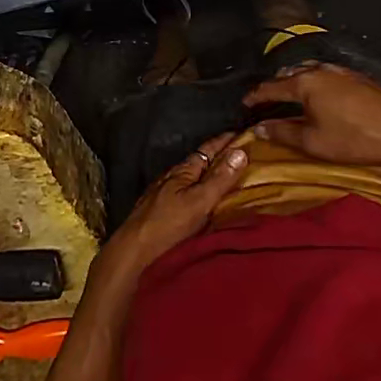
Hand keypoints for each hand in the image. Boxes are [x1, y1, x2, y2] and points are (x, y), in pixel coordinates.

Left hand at [98, 134, 250, 278]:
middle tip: (243, 154)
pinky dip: (202, 189)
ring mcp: (166, 191)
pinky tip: (207, 198)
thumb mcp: (199, 201)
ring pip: (194, 177)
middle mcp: (174, 176)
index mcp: (184, 171)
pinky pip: (188, 191)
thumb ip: (219, 179)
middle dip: (220, 156)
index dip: (225, 141)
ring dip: (211, 174)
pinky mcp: (163, 207)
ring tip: (231, 176)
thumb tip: (239, 151)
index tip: (243, 133)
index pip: (208, 149)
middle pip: (201, 161)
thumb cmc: (169, 223)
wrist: (136, 247)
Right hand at [243, 61, 380, 165]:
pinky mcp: (358, 78)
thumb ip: (283, 133)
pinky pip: (327, 75)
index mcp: (303, 83)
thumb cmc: (355, 138)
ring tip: (292, 95)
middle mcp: (319, 71)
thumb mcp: (314, 142)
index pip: (270, 87)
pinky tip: (323, 95)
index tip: (243, 104)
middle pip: (288, 74)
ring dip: (296, 81)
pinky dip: (316, 82)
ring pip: (309, 71)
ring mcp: (340, 72)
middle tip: (266, 101)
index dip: (254, 97)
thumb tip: (259, 128)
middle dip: (275, 86)